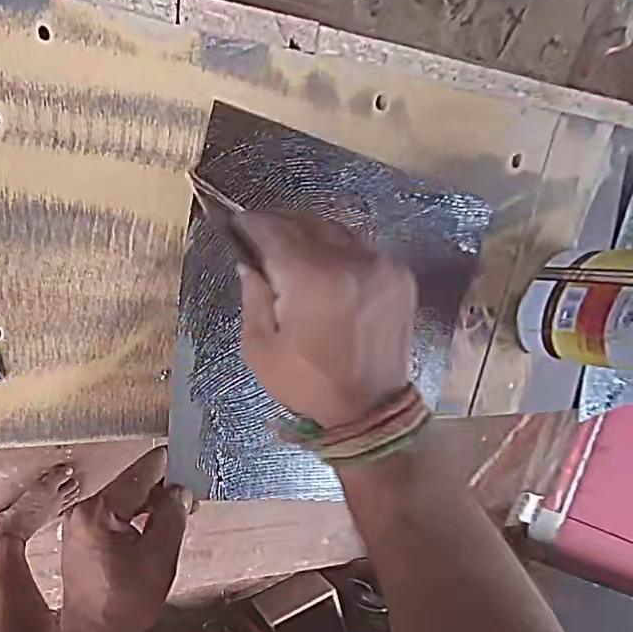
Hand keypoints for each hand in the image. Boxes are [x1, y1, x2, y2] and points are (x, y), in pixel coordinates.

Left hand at [57, 447, 189, 631]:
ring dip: (148, 504)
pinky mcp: (80, 538)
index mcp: (97, 513)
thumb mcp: (159, 558)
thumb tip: (179, 491)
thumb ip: (170, 517)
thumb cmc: (122, 605)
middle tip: (189, 496)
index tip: (183, 454)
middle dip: (159, 489)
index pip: (137, 475)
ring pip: (121, 502)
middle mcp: (81, 513)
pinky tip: (154, 527)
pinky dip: (134, 517)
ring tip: (177, 514)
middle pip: (128, 487)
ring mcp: (77, 525)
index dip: (165, 465)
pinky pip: (111, 516)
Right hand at [234, 212, 416, 428]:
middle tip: (255, 232)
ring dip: (307, 232)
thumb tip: (249, 263)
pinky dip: (334, 248)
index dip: (251, 223)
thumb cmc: (306, 384)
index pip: (275, 232)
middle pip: (307, 222)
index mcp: (312, 280)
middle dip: (278, 223)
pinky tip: (319, 266)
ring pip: (336, 229)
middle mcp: (351, 261)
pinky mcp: (397, 276)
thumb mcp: (260, 347)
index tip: (235, 222)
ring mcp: (380, 265)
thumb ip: (254, 297)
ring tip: (286, 246)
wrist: (368, 409)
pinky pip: (359, 248)